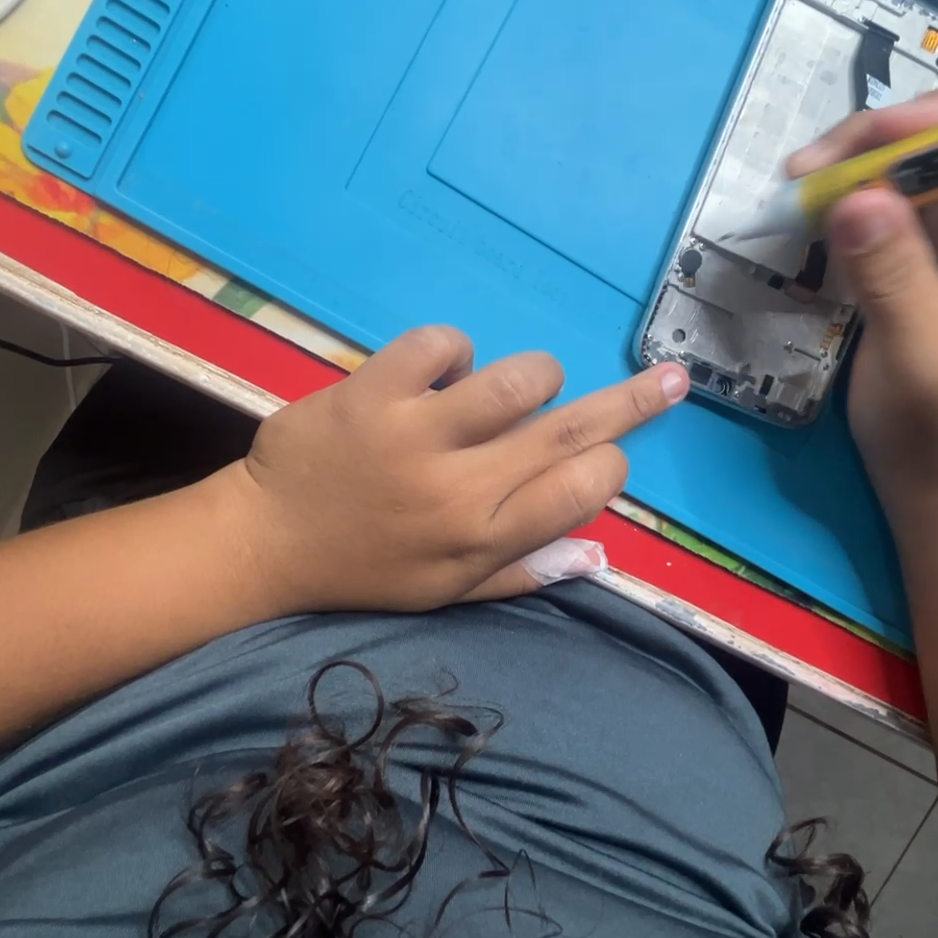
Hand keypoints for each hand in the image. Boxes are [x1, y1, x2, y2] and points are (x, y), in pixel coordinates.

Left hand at [223, 327, 687, 612]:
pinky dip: (452, 351)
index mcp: (484, 540)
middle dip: (633, 402)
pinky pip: (443, 343)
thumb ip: (522, 572)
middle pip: (571, 432)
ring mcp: (417, 435)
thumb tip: (599, 552)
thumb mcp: (445, 594)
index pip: (584, 489)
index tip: (605, 455)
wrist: (266, 545)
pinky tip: (436, 376)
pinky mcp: (374, 392)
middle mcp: (462, 489)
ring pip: (518, 378)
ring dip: (532, 377)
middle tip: (670, 379)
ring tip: (513, 391)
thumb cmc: (364, 572)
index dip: (609, 464)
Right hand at [788, 82, 937, 507]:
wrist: (934, 483)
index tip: (882, 135)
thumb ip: (895, 276)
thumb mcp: (925, 357)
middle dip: (895, 137)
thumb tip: (853, 197)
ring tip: (800, 180)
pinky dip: (850, 197)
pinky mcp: (927, 255)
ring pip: (925, 164)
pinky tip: (811, 206)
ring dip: (862, 163)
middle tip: (814, 163)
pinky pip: (892, 203)